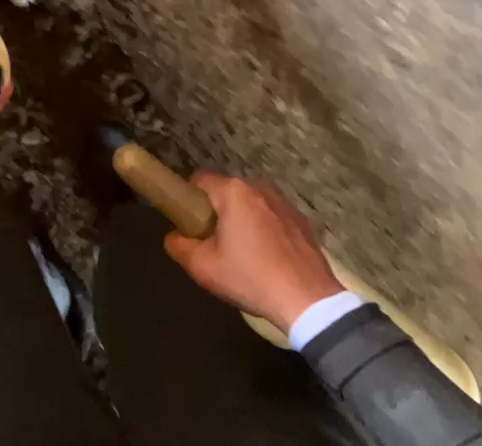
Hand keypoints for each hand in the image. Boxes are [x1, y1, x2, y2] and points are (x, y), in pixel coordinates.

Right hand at [164, 172, 345, 331]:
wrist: (308, 301)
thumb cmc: (251, 278)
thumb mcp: (203, 267)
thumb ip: (178, 246)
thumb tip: (173, 236)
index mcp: (234, 192)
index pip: (200, 180)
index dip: (189, 198)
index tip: (189, 224)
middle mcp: (259, 187)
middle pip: (226, 191)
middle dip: (216, 211)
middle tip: (213, 242)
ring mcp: (284, 202)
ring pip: (250, 204)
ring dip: (242, 219)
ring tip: (242, 252)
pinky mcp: (301, 219)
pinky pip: (271, 216)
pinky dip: (264, 229)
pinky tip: (267, 257)